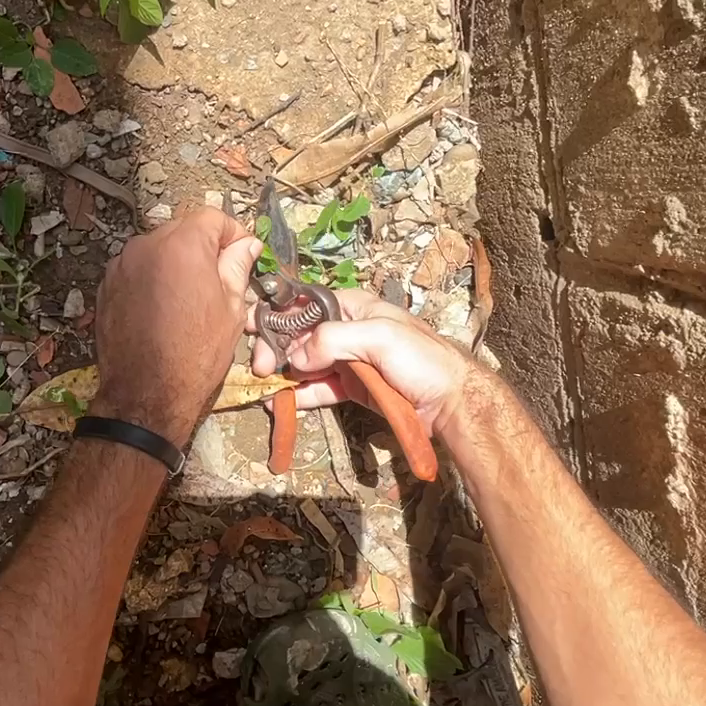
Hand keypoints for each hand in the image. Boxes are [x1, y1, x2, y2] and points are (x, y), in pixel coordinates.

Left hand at [92, 207, 262, 445]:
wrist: (146, 393)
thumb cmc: (195, 354)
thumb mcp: (231, 310)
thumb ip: (237, 267)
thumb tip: (245, 245)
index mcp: (182, 245)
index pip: (211, 216)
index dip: (232, 232)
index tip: (242, 254)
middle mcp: (146, 245)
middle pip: (182, 229)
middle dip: (203, 247)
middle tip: (219, 278)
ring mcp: (121, 264)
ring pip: (158, 249)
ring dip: (176, 262)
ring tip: (188, 298)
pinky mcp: (107, 285)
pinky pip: (137, 269)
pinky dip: (152, 278)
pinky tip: (163, 308)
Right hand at [249, 289, 478, 438]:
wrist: (451, 402)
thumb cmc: (422, 359)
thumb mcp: (378, 337)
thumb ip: (332, 339)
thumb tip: (296, 355)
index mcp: (353, 307)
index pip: (305, 303)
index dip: (278, 313)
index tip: (254, 327)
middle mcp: (346, 330)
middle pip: (298, 334)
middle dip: (275, 347)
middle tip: (259, 366)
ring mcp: (347, 360)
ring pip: (304, 363)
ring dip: (283, 373)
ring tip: (263, 384)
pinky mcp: (351, 387)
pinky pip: (318, 389)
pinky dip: (298, 395)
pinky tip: (281, 402)